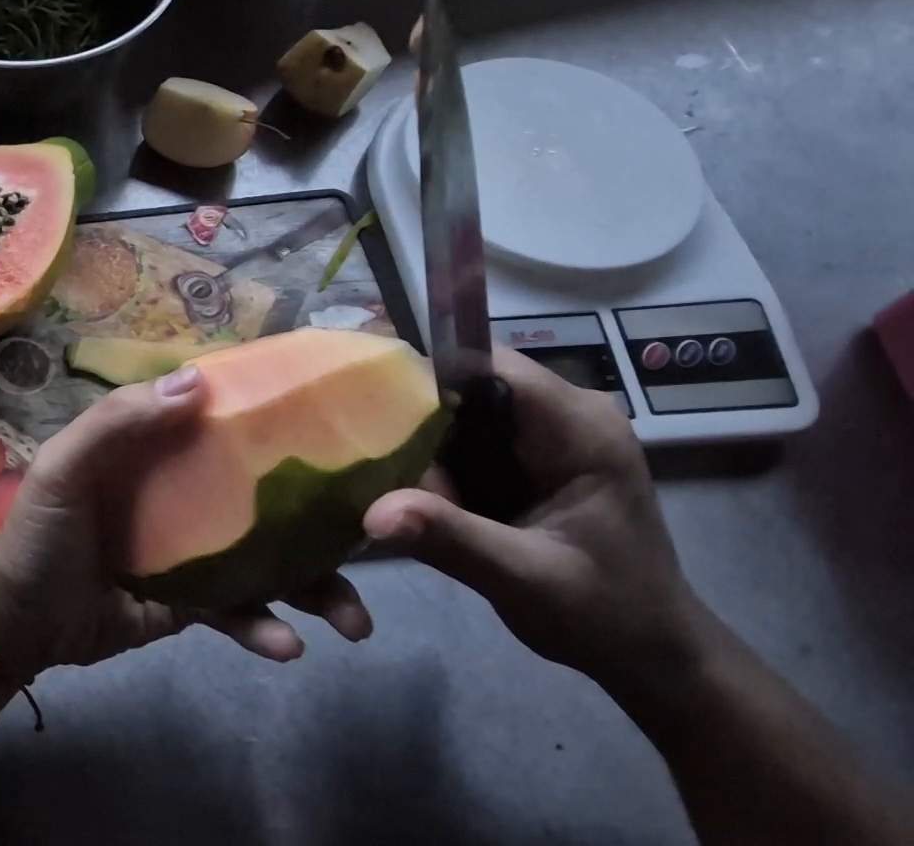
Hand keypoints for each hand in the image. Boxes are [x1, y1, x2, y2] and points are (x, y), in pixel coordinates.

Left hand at [0, 365, 375, 680]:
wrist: (16, 621)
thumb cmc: (38, 531)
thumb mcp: (64, 468)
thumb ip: (117, 422)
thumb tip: (197, 380)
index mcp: (156, 452)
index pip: (222, 423)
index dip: (274, 418)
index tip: (342, 420)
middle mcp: (183, 495)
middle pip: (265, 496)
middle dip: (323, 517)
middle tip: (378, 534)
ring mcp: (193, 552)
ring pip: (268, 560)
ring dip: (315, 587)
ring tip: (353, 620)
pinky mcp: (191, 605)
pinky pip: (238, 612)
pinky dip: (263, 629)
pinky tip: (286, 647)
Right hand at [363, 348, 700, 683]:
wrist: (652, 656)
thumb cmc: (604, 614)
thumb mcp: (522, 579)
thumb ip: (450, 538)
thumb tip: (371, 512)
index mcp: (580, 427)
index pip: (485, 362)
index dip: (423, 374)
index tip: (365, 404)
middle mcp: (566, 413)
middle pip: (465, 381)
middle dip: (415, 416)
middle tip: (372, 460)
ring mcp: (549, 432)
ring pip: (460, 408)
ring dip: (423, 442)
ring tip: (392, 482)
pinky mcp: (532, 453)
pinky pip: (467, 434)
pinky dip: (438, 459)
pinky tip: (419, 492)